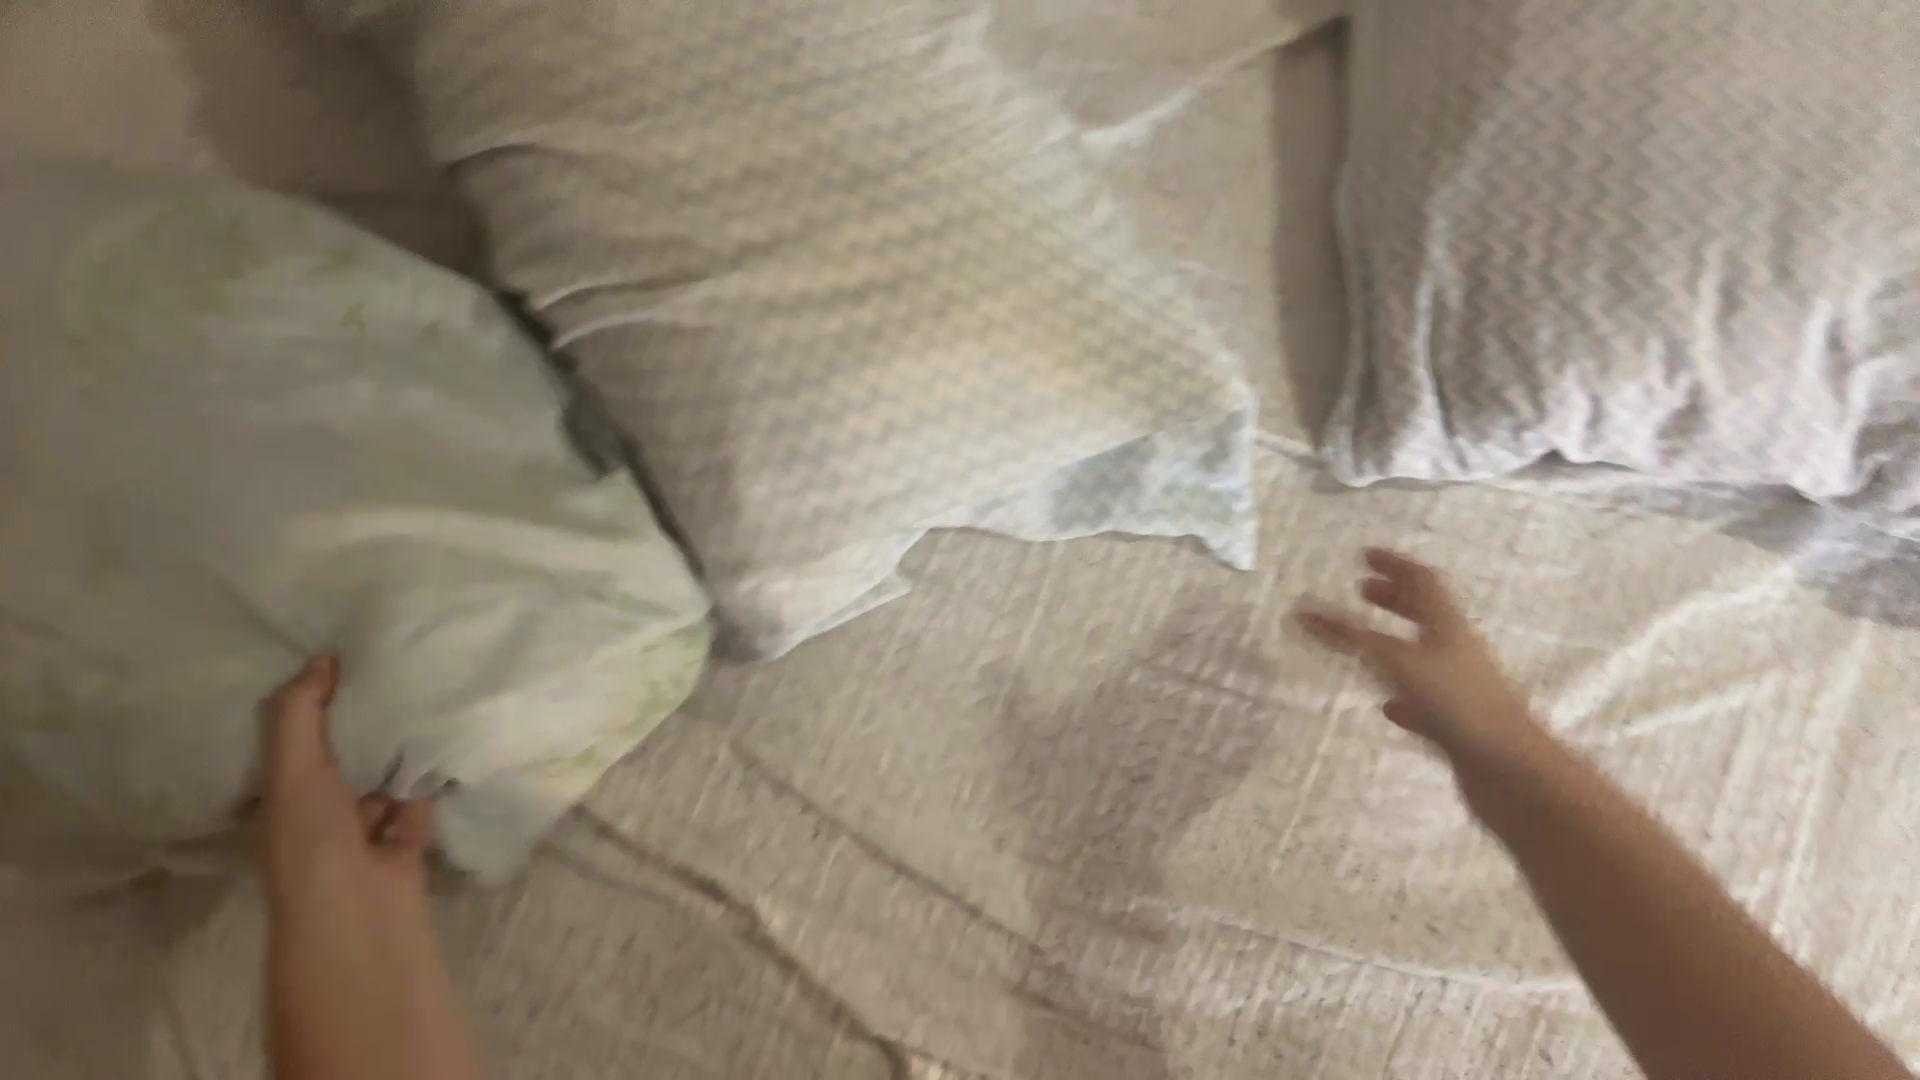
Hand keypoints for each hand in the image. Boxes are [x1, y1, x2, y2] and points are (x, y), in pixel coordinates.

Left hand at [258, 656, 434, 912]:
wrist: (359, 909)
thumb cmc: (313, 839)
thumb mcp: (294, 770)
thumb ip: (301, 715)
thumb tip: (322, 659)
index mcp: (283, 795)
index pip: (296, 739)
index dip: (315, 703)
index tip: (346, 659)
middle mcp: (321, 809)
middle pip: (346, 754)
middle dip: (368, 721)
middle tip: (399, 671)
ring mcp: (366, 825)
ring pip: (387, 772)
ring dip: (404, 747)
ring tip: (432, 697)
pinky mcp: (409, 833)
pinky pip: (421, 793)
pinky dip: (433, 775)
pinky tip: (451, 740)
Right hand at [1295, 549, 1540, 759]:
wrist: (1511, 771)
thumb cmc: (1456, 702)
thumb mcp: (1394, 662)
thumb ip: (1346, 637)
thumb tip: (1299, 610)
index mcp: (1446, 626)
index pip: (1421, 581)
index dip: (1394, 565)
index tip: (1365, 555)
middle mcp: (1456, 650)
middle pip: (1426, 614)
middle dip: (1394, 599)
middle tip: (1363, 590)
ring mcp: (1459, 687)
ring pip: (1423, 655)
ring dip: (1395, 643)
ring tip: (1366, 643)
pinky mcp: (1457, 722)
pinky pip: (1424, 698)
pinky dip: (1401, 693)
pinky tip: (1387, 706)